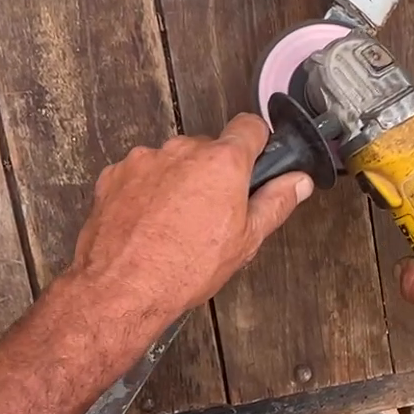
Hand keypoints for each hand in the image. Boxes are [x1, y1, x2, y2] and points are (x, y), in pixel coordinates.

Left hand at [66, 113, 313, 326]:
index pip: (249, 126)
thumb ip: (276, 203)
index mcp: (222, 163)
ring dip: (178, 182)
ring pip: (173, 162)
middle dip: (213, 173)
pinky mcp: (115, 174)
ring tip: (175, 224)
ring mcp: (145, 160)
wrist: (123, 287)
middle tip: (214, 212)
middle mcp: (182, 151)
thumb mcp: (246, 241)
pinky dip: (147, 192)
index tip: (255, 160)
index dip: (256, 143)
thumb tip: (298, 182)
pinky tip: (149, 224)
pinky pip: (141, 174)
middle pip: (208, 148)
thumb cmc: (183, 268)